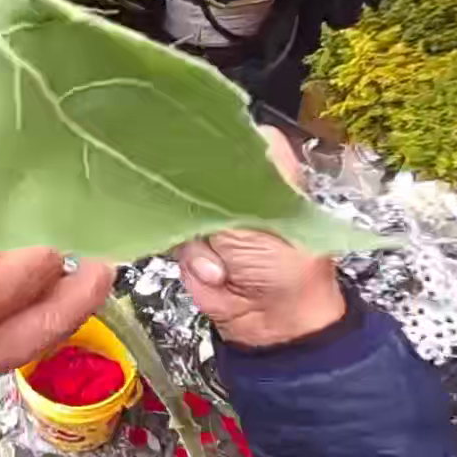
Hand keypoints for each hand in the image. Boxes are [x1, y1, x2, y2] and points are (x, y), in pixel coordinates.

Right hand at [175, 128, 344, 348]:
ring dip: (198, 238)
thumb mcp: (264, 217)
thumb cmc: (286, 268)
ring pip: (175, 200)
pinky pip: (170, 232)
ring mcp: (207, 211)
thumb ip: (229, 182)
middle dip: (195, 193)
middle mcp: (234, 184)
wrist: (270, 324)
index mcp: (266, 166)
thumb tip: (195, 148)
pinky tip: (214, 271)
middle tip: (212, 220)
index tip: (199, 157)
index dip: (212, 141)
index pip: (230, 132)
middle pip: (193, 165)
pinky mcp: (187, 237)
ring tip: (224, 261)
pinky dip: (191, 256)